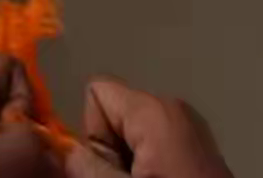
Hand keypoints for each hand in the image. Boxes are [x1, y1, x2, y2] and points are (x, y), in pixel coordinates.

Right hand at [64, 77, 233, 177]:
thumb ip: (89, 170)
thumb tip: (61, 150)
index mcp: (156, 111)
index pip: (98, 93)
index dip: (95, 136)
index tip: (116, 174)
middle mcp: (174, 109)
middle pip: (115, 116)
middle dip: (113, 157)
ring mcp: (191, 132)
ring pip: (134, 138)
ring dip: (131, 170)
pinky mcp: (201, 155)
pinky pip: (156, 151)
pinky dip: (152, 173)